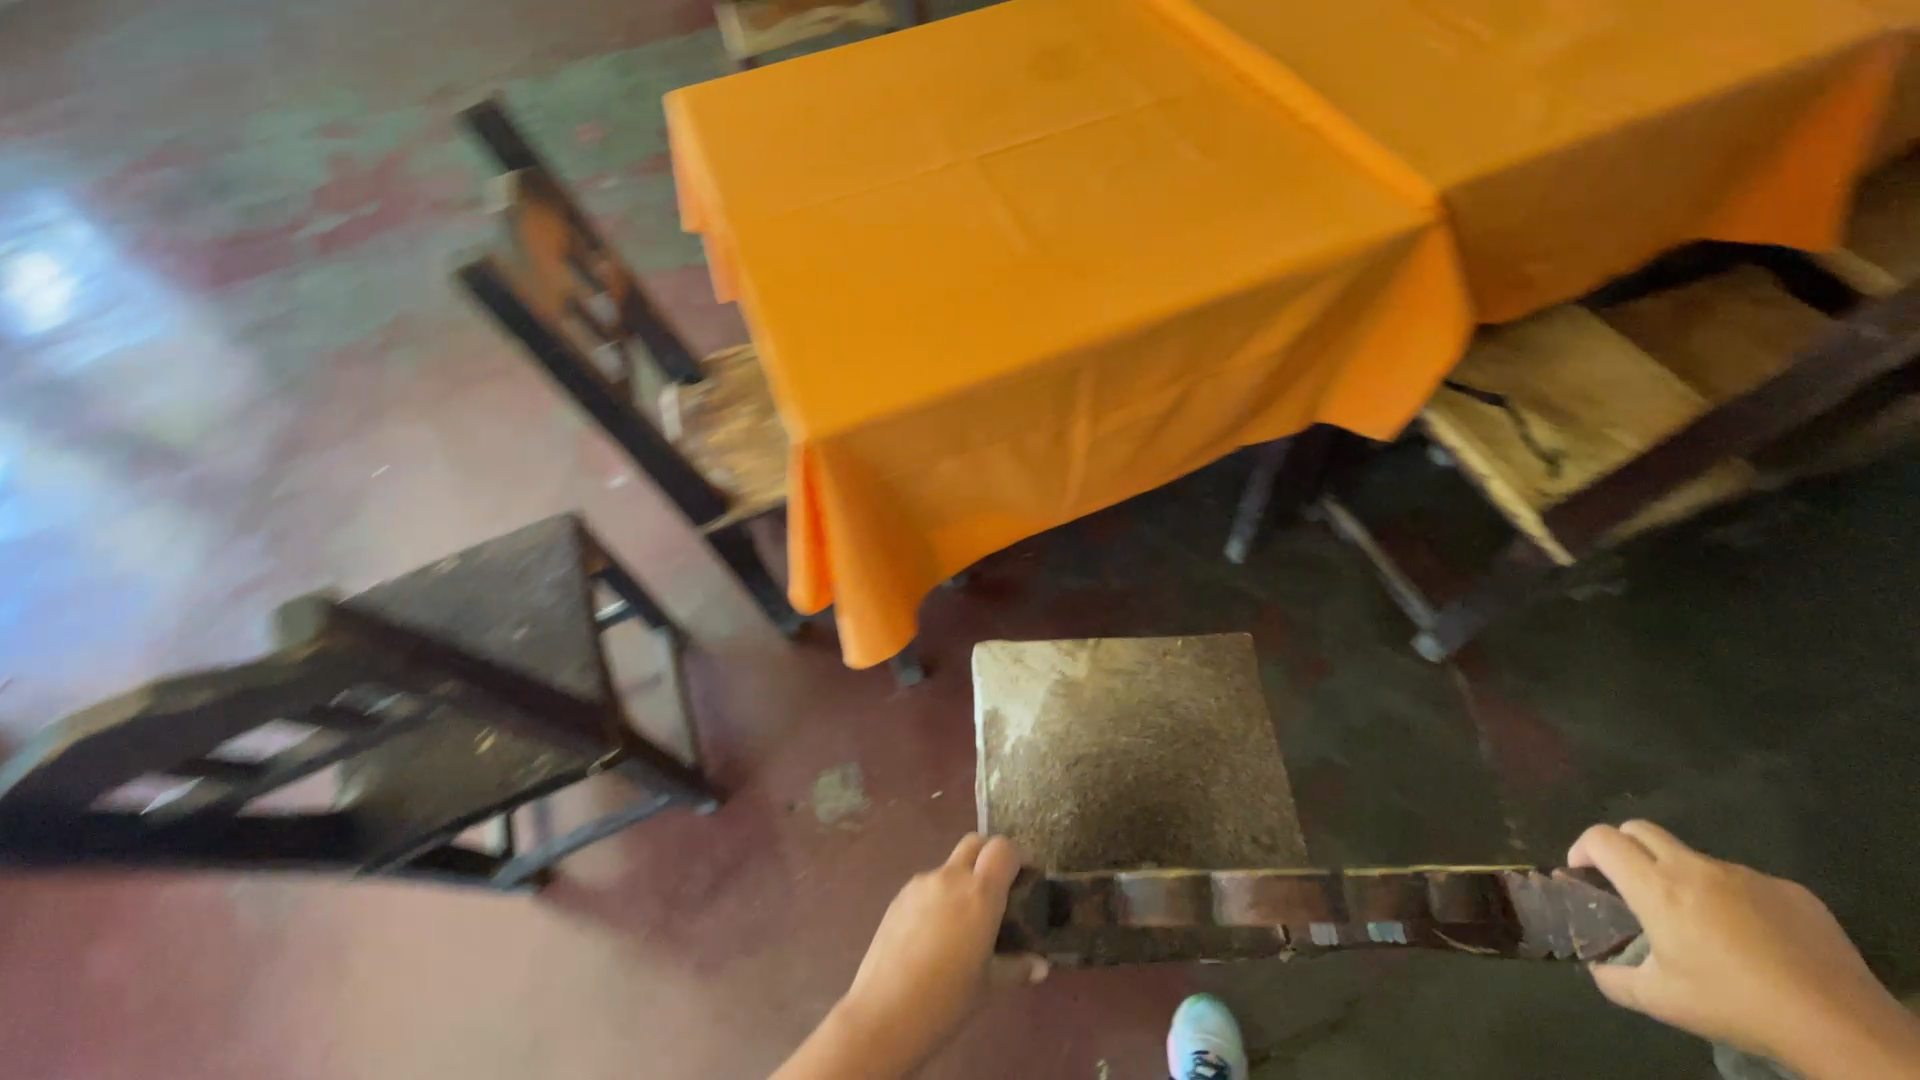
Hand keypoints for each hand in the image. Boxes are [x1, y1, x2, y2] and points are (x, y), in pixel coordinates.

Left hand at [837, 835, 1047, 1056]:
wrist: (883, 1014)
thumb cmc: (946, 1000)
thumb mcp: (990, 986)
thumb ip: (1017, 967)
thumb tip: (1040, 965)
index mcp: (979, 893)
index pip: (1003, 848)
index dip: (1018, 857)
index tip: (1026, 880)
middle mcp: (950, 878)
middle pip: (974, 843)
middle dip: (989, 857)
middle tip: (998, 891)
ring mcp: (919, 885)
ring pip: (949, 867)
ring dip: (962, 880)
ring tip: (964, 923)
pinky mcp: (897, 898)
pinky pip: (927, 886)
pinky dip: (939, 897)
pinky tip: (935, 935)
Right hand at [1569, 821, 1919, 1075]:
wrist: (1840, 1024)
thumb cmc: (1735, 1005)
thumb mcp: (1660, 1002)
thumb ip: (1614, 979)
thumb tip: (1599, 967)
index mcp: (1657, 888)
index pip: (1602, 838)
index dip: (1582, 848)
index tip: (1583, 873)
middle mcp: (1696, 869)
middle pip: (1640, 829)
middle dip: (1622, 849)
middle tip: (1628, 886)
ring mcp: (1747, 876)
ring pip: (1694, 858)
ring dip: (1680, 877)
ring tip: (1699, 924)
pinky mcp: (1791, 890)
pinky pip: (1745, 882)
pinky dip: (1732, 899)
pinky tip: (1753, 940)